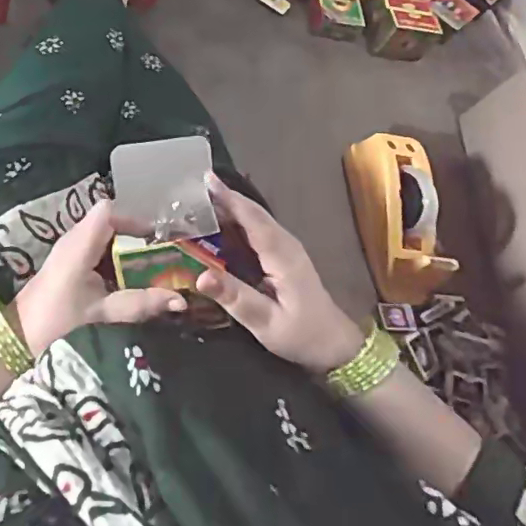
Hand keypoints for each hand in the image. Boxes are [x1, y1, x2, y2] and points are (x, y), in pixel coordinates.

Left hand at [12, 200, 185, 352]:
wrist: (17, 337)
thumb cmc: (57, 322)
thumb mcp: (102, 313)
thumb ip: (140, 304)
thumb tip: (180, 300)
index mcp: (79, 244)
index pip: (107, 211)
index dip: (134, 218)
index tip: (157, 238)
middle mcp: (73, 240)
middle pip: (109, 220)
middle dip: (136, 233)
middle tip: (161, 253)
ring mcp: (69, 250)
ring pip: (103, 234)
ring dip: (126, 246)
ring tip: (151, 265)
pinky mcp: (68, 262)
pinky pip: (96, 247)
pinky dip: (115, 257)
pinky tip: (129, 278)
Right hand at [196, 175, 366, 372]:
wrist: (334, 345)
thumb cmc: (301, 335)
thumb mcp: (265, 322)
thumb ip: (234, 297)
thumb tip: (200, 275)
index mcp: (282, 255)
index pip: (252, 218)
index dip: (229, 198)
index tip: (204, 180)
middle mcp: (285, 243)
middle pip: (252, 212)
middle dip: (224, 196)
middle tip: (191, 186)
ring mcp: (286, 247)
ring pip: (255, 217)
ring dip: (230, 204)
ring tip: (199, 198)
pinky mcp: (283, 253)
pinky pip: (257, 228)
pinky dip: (237, 218)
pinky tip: (219, 220)